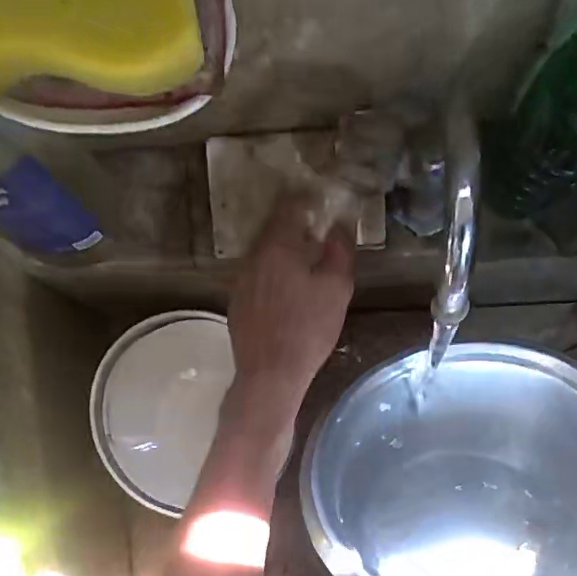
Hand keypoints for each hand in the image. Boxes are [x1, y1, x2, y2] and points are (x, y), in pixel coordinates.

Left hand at [225, 194, 355, 413]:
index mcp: (277, 246)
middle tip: (319, 237)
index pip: (290, 205)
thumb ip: (340, 251)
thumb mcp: (336, 289)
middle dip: (297, 230)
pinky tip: (286, 297)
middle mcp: (252, 258)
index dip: (309, 200)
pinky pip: (257, 281)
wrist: (269, 375)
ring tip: (305, 269)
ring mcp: (239, 282)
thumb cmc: (307, 331)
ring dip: (283, 257)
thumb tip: (340, 225)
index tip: (325, 203)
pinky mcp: (236, 306)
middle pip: (274, 231)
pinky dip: (272, 279)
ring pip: (264, 257)